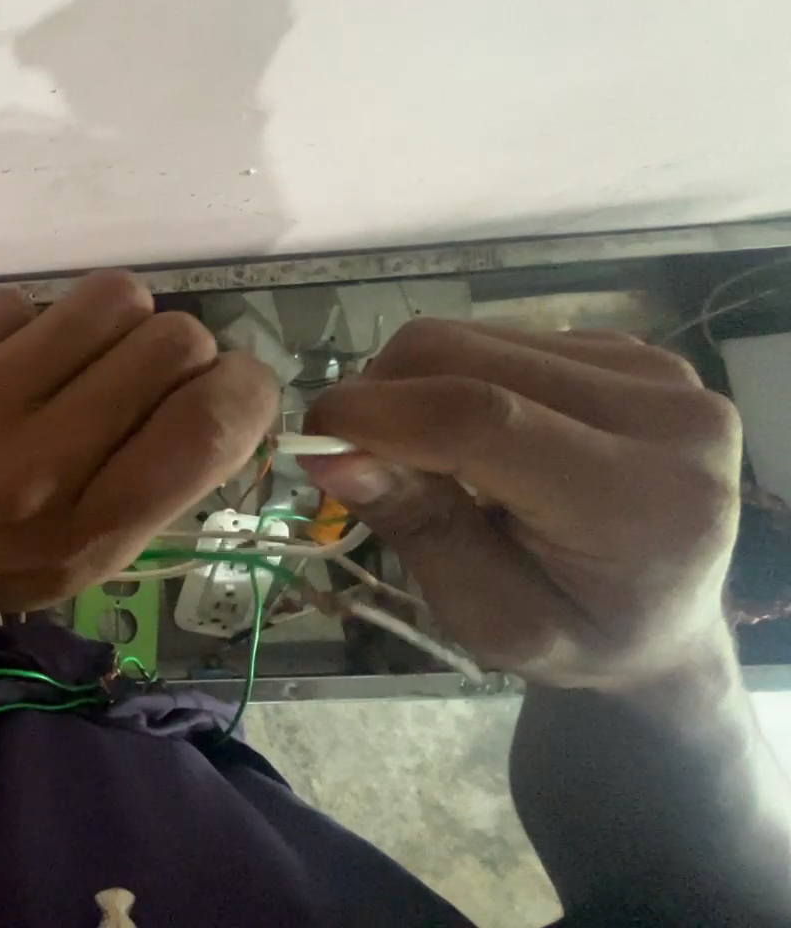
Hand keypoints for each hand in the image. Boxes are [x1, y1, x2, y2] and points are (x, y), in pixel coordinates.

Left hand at [0, 270, 277, 643]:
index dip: (241, 392)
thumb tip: (208, 400)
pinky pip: (29, 299)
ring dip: (113, 320)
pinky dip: (29, 325)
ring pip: (112, 298)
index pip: (212, 424)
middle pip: (174, 343)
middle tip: (131, 377)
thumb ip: (142, 493)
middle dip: (176, 352)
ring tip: (73, 355)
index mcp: (83, 533)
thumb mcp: (57, 567)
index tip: (219, 390)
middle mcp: (41, 458)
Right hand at [302, 319, 742, 689]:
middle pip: (457, 357)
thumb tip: (327, 459)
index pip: (476, 418)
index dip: (369, 417)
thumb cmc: (566, 633)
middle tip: (348, 455)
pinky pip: (482, 337)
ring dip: (398, 387)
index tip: (306, 443)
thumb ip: (417, 529)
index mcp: (640, 500)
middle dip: (372, 397)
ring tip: (404, 447)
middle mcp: (665, 414)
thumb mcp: (484, 613)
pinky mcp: (621, 351)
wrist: (658, 619)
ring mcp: (649, 371)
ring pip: (459, 338)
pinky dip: (434, 377)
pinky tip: (452, 427)